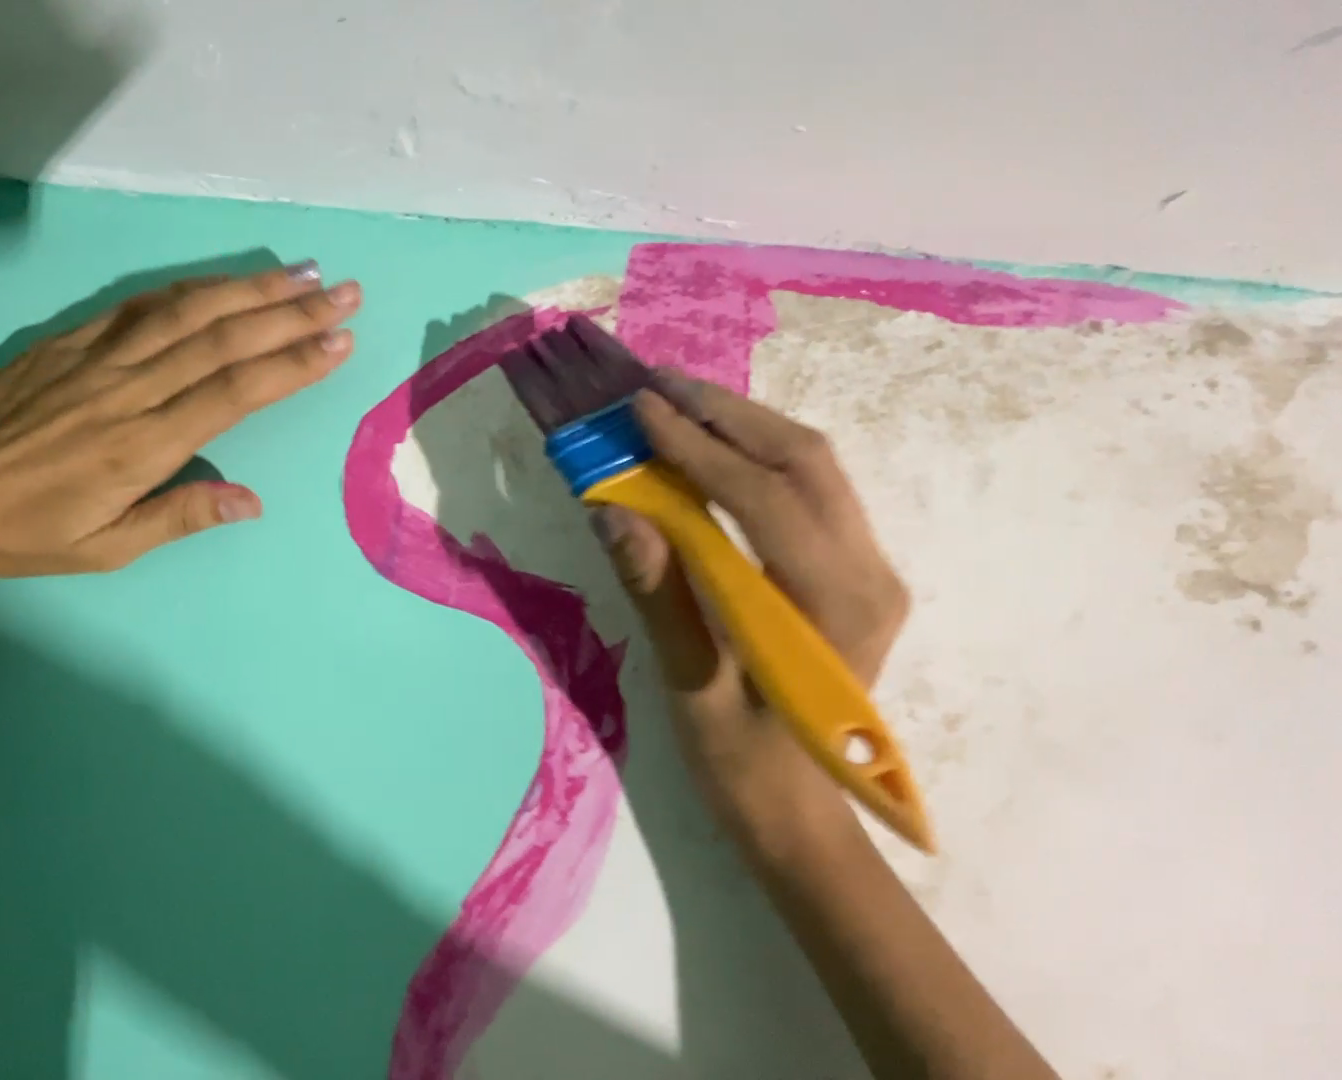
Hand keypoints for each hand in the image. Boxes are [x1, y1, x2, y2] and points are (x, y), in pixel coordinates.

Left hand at [0, 264, 359, 591]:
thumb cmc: (24, 534)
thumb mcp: (105, 548)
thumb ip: (180, 517)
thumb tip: (252, 501)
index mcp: (143, 445)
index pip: (234, 392)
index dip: (292, 363)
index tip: (339, 341)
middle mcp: (128, 390)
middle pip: (222, 340)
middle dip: (290, 313)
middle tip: (344, 293)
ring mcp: (94, 358)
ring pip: (185, 312)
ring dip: (248, 289)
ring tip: (301, 274)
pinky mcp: (66, 342)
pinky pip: (135, 307)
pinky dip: (186, 290)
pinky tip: (218, 283)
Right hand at [593, 374, 908, 806]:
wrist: (799, 810)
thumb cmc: (741, 764)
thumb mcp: (690, 687)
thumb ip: (659, 594)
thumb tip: (614, 510)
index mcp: (834, 607)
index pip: (763, 497)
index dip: (697, 445)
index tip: (638, 406)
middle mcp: (869, 573)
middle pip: (803, 459)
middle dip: (724, 412)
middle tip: (654, 383)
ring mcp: (869, 567)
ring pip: (812, 464)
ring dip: (741, 422)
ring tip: (674, 399)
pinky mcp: (852, 568)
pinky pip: (808, 487)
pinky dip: (755, 452)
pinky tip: (710, 442)